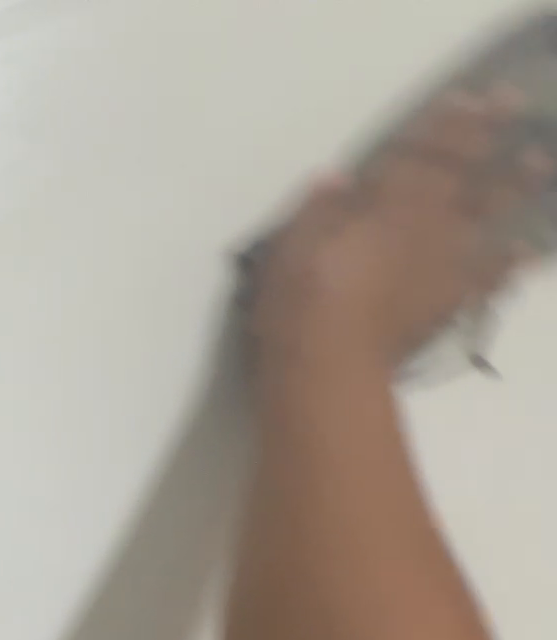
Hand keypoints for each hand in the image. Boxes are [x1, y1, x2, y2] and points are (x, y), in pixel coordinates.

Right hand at [248, 87, 548, 374]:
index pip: (419, 154)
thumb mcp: (287, 252)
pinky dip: (512, 259)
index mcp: (388, 207)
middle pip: (463, 171)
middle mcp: (430, 223)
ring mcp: (449, 261)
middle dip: (485, 136)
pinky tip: (527, 251)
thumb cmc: (297, 303)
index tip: (465, 96)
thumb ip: (317, 212)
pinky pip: (492, 273)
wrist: (328, 363)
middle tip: (511, 103)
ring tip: (541, 161)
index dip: (442, 124)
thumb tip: (336, 178)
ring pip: (492, 212)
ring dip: (517, 184)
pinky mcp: (452, 299)